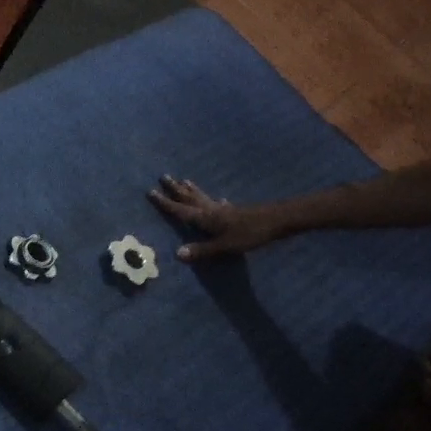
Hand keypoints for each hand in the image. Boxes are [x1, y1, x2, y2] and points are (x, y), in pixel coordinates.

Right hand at [149, 176, 286, 259]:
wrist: (280, 220)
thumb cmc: (251, 233)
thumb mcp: (225, 245)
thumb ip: (202, 250)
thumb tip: (177, 254)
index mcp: (206, 218)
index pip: (180, 210)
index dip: (165, 202)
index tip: (151, 191)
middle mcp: (212, 210)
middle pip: (190, 198)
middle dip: (176, 189)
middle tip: (164, 177)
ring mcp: (224, 210)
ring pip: (203, 197)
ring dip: (192, 190)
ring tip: (184, 181)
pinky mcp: (236, 212)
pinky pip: (219, 204)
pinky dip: (214, 200)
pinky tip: (219, 199)